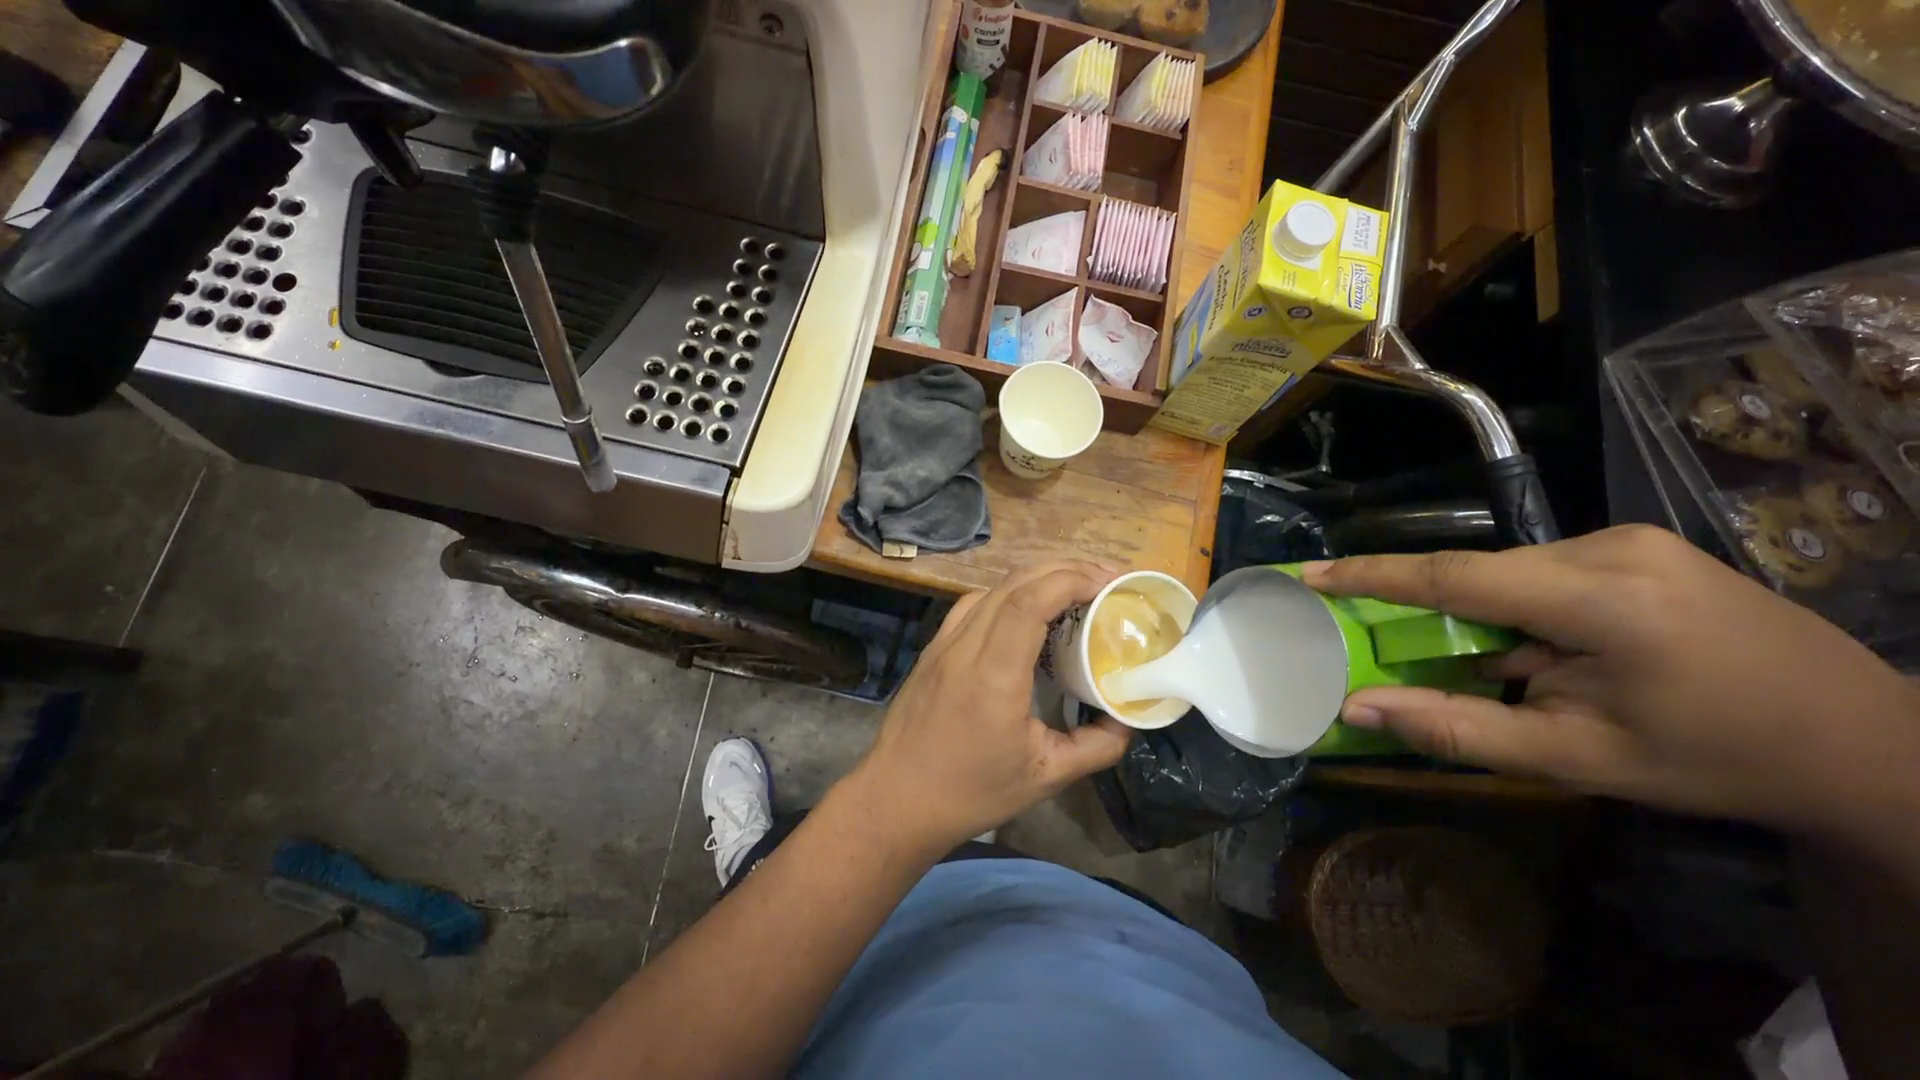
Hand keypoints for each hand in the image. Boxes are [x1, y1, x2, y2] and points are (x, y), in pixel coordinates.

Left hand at [841, 561, 1135, 853]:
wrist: (896, 800)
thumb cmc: (971, 792)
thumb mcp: (1046, 777)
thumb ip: (1096, 747)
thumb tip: (1127, 720)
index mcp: (993, 674)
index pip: (1030, 600)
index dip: (1073, 579)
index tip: (1111, 584)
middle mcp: (964, 647)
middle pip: (1015, 581)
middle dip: (1066, 570)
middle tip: (1107, 581)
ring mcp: (943, 644)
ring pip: (993, 587)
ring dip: (1038, 578)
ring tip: (1075, 591)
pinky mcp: (933, 649)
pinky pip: (975, 604)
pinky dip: (1010, 595)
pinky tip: (1029, 614)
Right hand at [1304, 526, 1919, 839]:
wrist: (1867, 745)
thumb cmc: (1717, 761)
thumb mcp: (1579, 759)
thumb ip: (1459, 729)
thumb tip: (1361, 707)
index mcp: (1600, 597)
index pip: (1454, 576)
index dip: (1371, 576)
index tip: (1306, 575)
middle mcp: (1613, 547)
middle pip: (1483, 573)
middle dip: (1436, 614)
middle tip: (1400, 654)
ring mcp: (1637, 542)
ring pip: (1515, 573)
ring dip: (1488, 619)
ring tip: (1512, 677)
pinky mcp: (1649, 550)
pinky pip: (1552, 574)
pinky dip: (1526, 613)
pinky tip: (1553, 659)